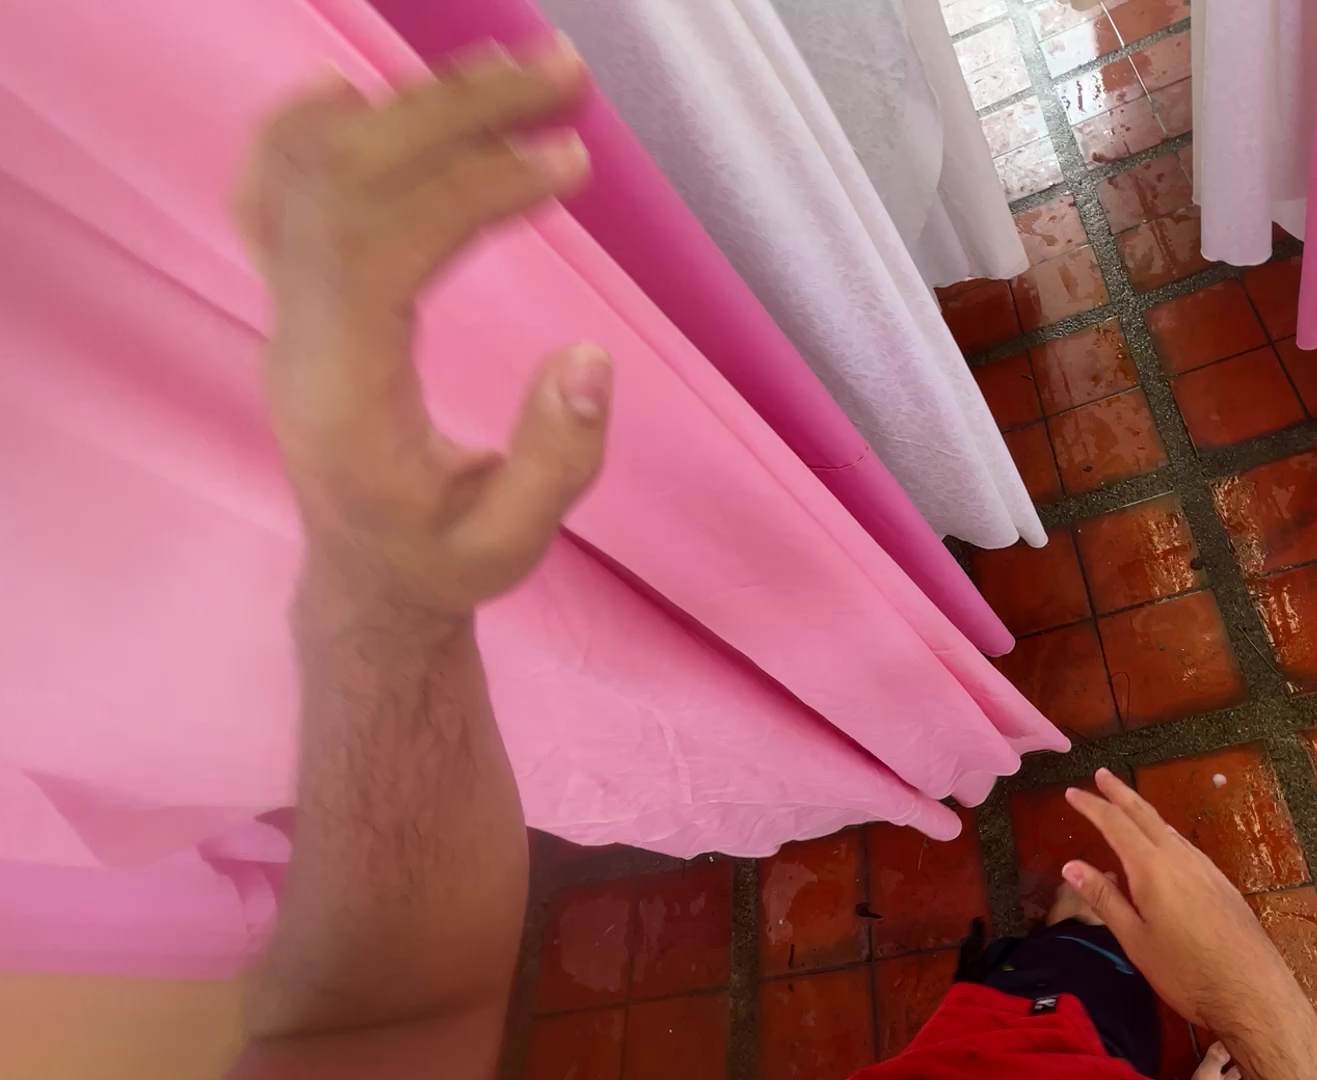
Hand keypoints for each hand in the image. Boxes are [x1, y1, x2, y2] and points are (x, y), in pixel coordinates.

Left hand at [231, 38, 605, 617]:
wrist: (370, 578)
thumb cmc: (445, 563)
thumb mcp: (517, 542)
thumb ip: (557, 459)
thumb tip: (589, 354)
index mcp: (346, 393)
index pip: (382, 247)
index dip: (474, 188)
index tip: (568, 163)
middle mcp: (298, 335)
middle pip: (344, 178)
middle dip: (456, 112)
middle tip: (559, 73)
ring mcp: (289, 315)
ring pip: (312, 170)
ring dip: (410, 106)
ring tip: (506, 71)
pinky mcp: (304, 308)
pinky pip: (281, 194)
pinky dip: (313, 127)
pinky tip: (356, 91)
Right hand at [1064, 769, 1316, 1078]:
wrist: (1255, 993)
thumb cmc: (1186, 971)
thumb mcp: (1135, 940)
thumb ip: (1104, 899)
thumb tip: (1071, 866)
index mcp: (1151, 866)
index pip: (1114, 823)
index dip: (1091, 806)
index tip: (1071, 792)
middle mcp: (1178, 856)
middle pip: (1143, 813)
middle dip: (1119, 792)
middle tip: (1102, 774)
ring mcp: (1203, 867)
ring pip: (1166, 827)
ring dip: (1142, 811)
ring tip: (1126, 806)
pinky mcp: (1220, 882)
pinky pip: (1183, 844)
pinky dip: (1163, 832)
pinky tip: (1164, 844)